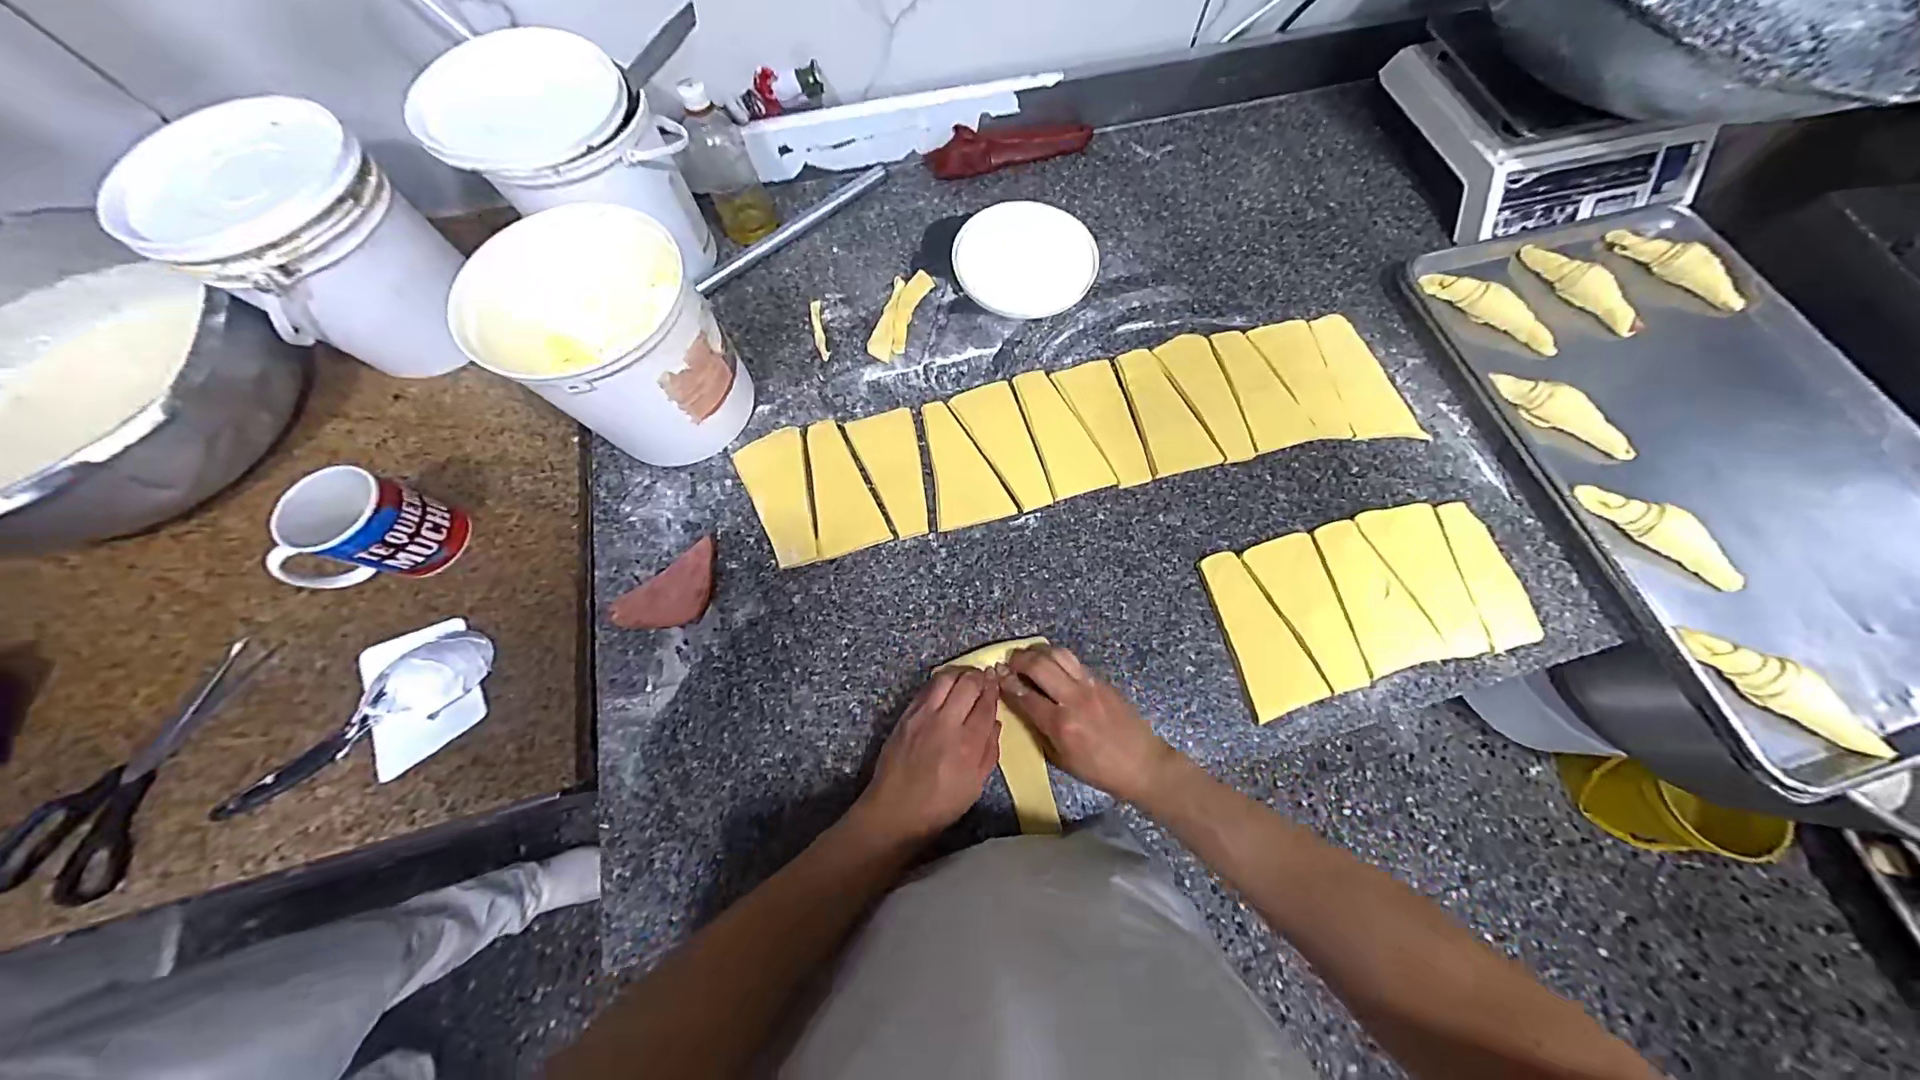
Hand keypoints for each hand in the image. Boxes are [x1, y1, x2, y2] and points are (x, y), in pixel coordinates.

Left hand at [848, 668, 1000, 845]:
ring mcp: (923, 715)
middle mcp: (946, 722)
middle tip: (984, 677)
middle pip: (967, 683)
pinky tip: (945, 689)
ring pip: (945, 678)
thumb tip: (995, 722)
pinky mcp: (906, 715)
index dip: (993, 689)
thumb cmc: (940, 804)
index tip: (996, 682)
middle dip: (979, 676)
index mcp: (968, 743)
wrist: (895, 809)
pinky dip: (940, 683)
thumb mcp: (976, 785)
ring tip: (966, 678)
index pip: (986, 703)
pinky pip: (927, 688)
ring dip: (959, 674)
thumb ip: (989, 751)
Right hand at [998, 645, 1182, 803]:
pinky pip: (1074, 662)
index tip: (995, 675)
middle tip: (1009, 662)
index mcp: (1061, 724)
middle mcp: (1073, 699)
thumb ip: (1040, 731)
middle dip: (1019, 660)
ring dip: (1038, 651)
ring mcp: (1090, 686)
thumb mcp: (1061, 759)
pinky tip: (1051, 663)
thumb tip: (1023, 707)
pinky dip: (1057, 657)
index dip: (1006, 683)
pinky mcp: (1102, 681)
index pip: (1024, 695)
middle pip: (1039, 666)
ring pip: (1058, 655)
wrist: (1143, 764)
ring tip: (1028, 656)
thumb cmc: (1099, 770)